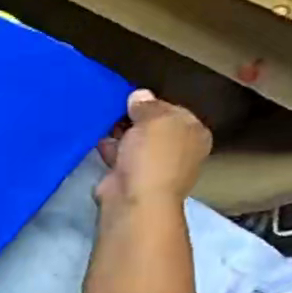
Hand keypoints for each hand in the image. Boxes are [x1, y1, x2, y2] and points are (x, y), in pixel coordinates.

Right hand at [94, 90, 211, 208]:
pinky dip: (109, 148)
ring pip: (134, 140)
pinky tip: (97, 141)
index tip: (128, 101)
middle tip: (111, 111)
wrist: (135, 197)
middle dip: (132, 118)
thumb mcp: (155, 120)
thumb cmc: (154, 155)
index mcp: (194, 133)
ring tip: (100, 123)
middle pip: (153, 125)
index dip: (150, 103)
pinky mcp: (131, 175)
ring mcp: (154, 164)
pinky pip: (119, 155)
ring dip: (119, 133)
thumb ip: (147, 105)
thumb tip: (140, 95)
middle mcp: (178, 148)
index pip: (172, 109)